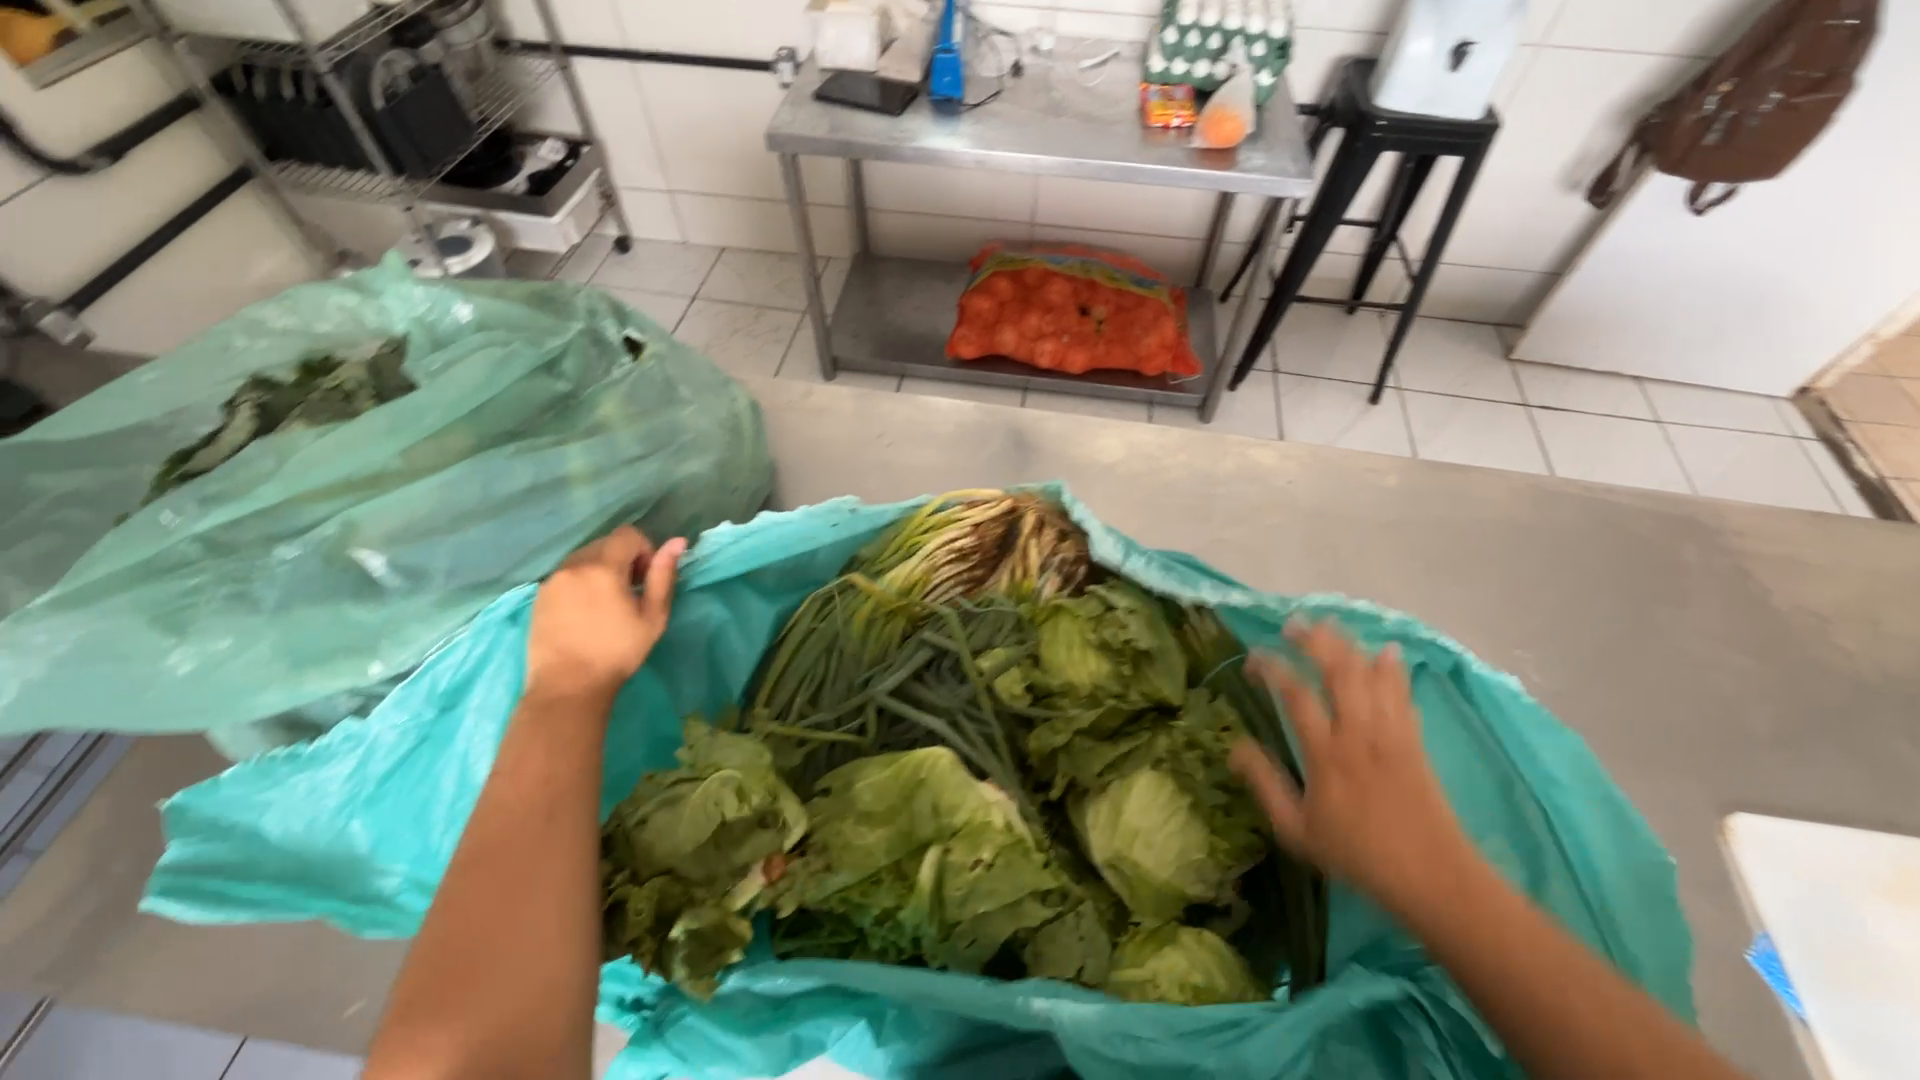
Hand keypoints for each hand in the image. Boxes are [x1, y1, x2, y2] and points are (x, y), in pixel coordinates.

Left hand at [525, 526, 684, 703]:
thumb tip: (677, 542)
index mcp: (603, 568)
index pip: (628, 535)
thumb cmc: (618, 652)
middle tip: (629, 593)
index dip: (644, 551)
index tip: (645, 580)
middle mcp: (574, 565)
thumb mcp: (652, 617)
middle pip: (605, 544)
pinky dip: (581, 582)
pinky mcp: (539, 595)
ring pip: (584, 558)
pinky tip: (585, 613)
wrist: (568, 685)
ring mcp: (552, 579)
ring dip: (601, 570)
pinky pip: (567, 574)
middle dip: (622, 559)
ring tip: (606, 604)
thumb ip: (663, 576)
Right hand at [1230, 618, 1480, 915]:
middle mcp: (1359, 735)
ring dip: (1350, 646)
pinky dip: (1393, 671)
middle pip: (1338, 672)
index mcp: (1326, 755)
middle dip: (1314, 641)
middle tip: (1292, 624)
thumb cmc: (1357, 856)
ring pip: (1371, 677)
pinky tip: (1387, 652)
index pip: (1295, 696)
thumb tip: (1235, 747)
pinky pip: (1403, 696)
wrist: (1432, 877)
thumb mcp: (1296, 830)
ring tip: (1329, 625)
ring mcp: (1391, 735)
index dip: (1272, 669)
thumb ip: (1265, 785)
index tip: (1253, 658)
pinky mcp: (1415, 742)